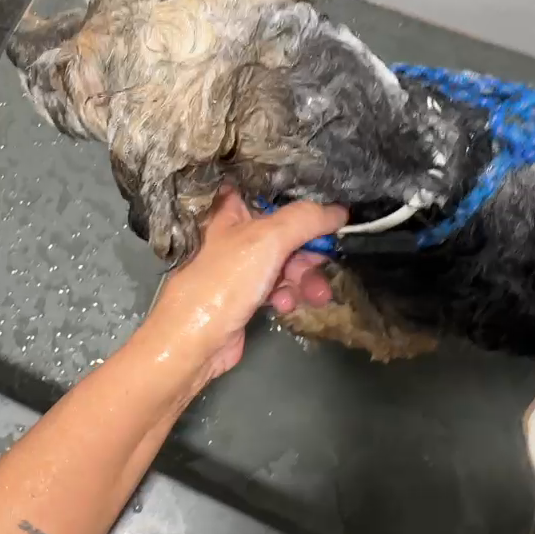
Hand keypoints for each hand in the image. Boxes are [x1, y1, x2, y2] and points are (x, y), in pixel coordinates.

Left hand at [132, 190, 345, 392]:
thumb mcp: (267, 239)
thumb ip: (305, 219)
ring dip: (305, 278)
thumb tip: (340, 210)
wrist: (194, 341)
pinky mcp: (245, 294)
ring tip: (316, 296)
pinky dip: (288, 294)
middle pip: (286, 231)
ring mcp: (240, 265)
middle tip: (328, 263)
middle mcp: (235, 232)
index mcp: (231, 209)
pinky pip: (278, 286)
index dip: (301, 200)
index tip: (331, 212)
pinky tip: (285, 306)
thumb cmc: (224, 281)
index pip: (270, 191)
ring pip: (286, 262)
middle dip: (310, 250)